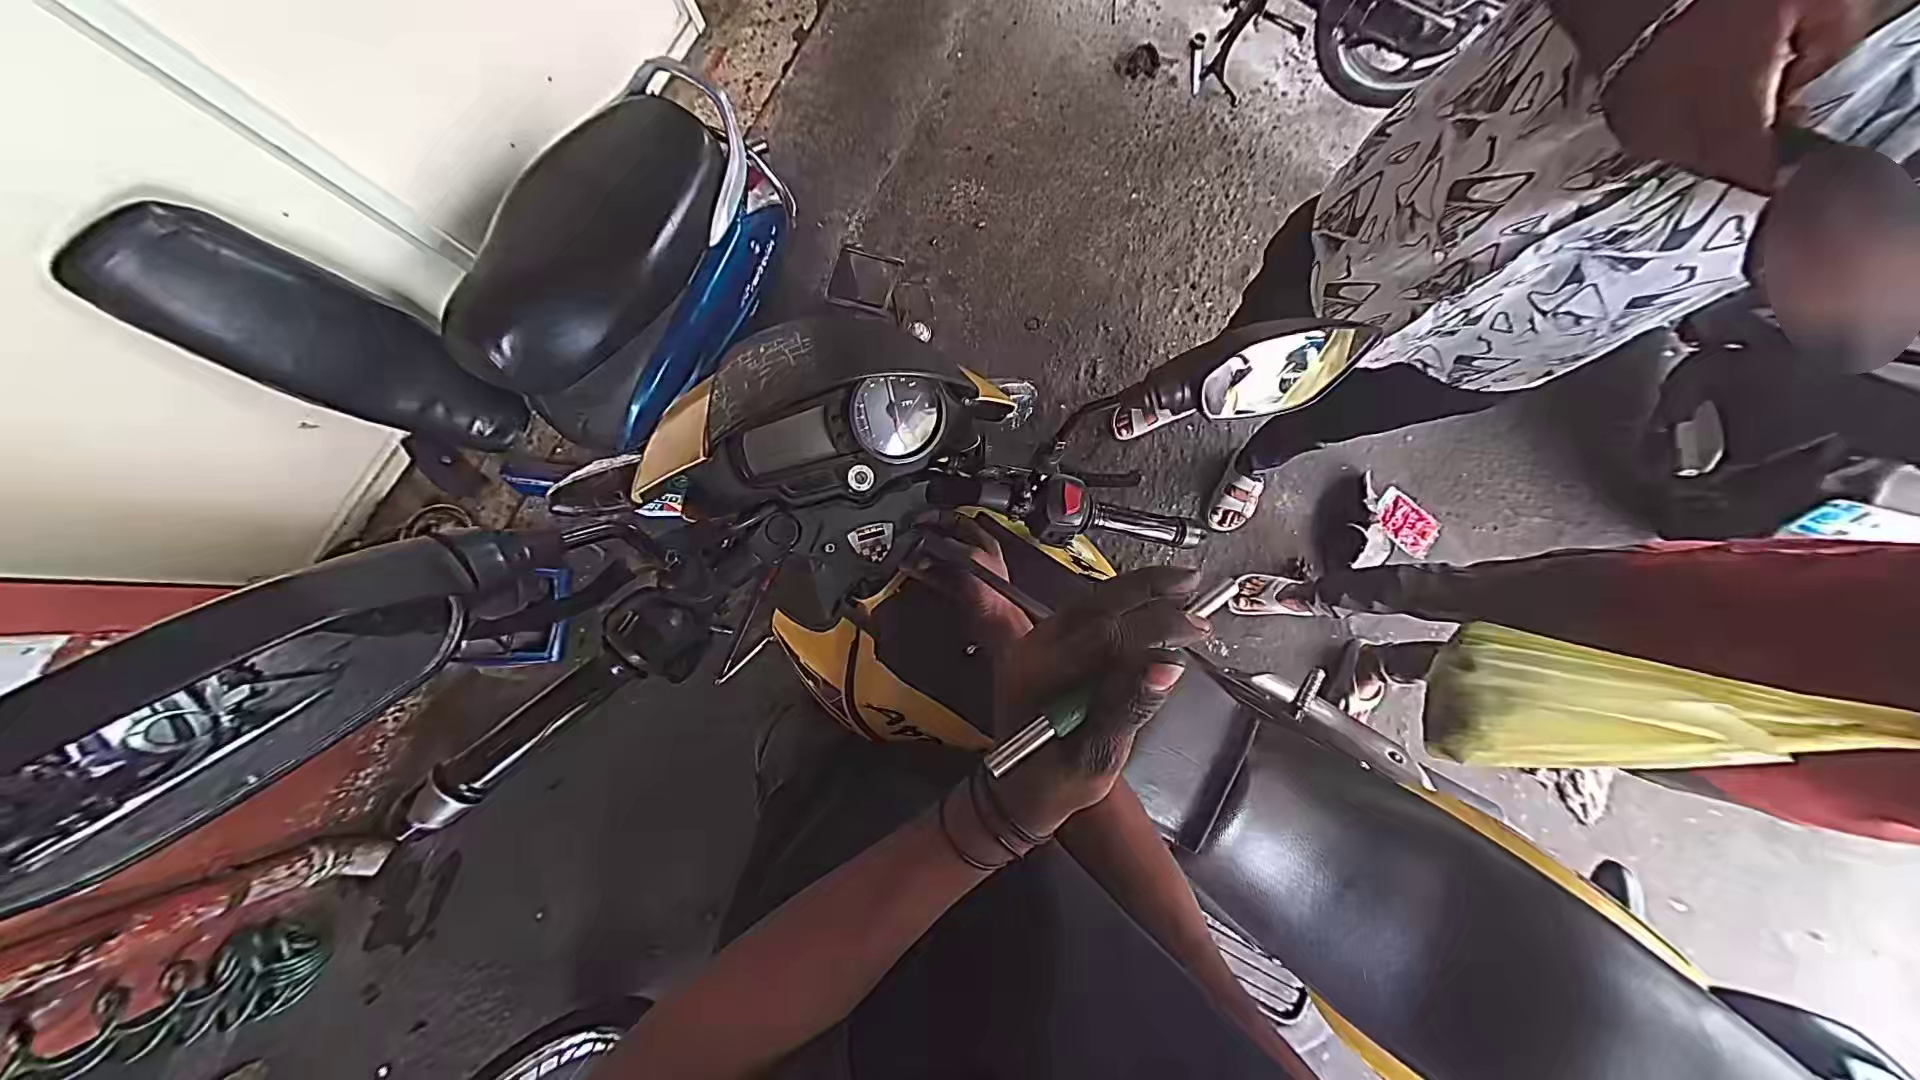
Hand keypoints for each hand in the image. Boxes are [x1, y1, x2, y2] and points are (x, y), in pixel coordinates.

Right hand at [903, 512, 1034, 643]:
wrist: (995, 621)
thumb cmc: (994, 591)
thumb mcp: (970, 558)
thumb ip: (948, 545)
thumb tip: (928, 538)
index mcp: (983, 541)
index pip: (957, 520)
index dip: (938, 516)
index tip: (920, 518)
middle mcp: (973, 554)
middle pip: (943, 539)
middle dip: (925, 538)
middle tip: (910, 538)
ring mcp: (963, 571)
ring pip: (936, 557)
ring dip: (920, 556)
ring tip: (907, 556)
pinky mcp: (954, 587)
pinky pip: (934, 574)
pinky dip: (921, 571)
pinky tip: (911, 568)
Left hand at [986, 567, 1208, 836]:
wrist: (1015, 790)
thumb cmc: (1051, 783)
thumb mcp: (1097, 757)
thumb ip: (1130, 708)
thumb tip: (1166, 667)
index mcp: (1040, 676)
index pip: (1104, 635)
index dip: (1154, 625)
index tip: (1194, 628)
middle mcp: (1032, 650)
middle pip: (1095, 604)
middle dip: (1148, 589)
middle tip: (1191, 583)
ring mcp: (1035, 644)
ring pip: (1089, 602)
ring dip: (1136, 590)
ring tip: (1179, 587)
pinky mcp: (1045, 646)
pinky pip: (1086, 613)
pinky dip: (1122, 605)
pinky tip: (1149, 603)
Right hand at [1581, 0, 1868, 192]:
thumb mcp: (1814, 3)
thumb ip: (1825, 50)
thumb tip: (1802, 88)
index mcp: (1724, 117)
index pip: (1755, 173)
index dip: (1777, 180)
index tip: (1800, 174)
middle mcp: (1673, 140)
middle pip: (1717, 169)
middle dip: (1746, 157)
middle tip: (1776, 132)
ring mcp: (1639, 135)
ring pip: (1687, 156)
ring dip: (1712, 144)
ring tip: (1737, 112)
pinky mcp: (1620, 123)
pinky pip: (1660, 141)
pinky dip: (1684, 132)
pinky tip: (1699, 105)